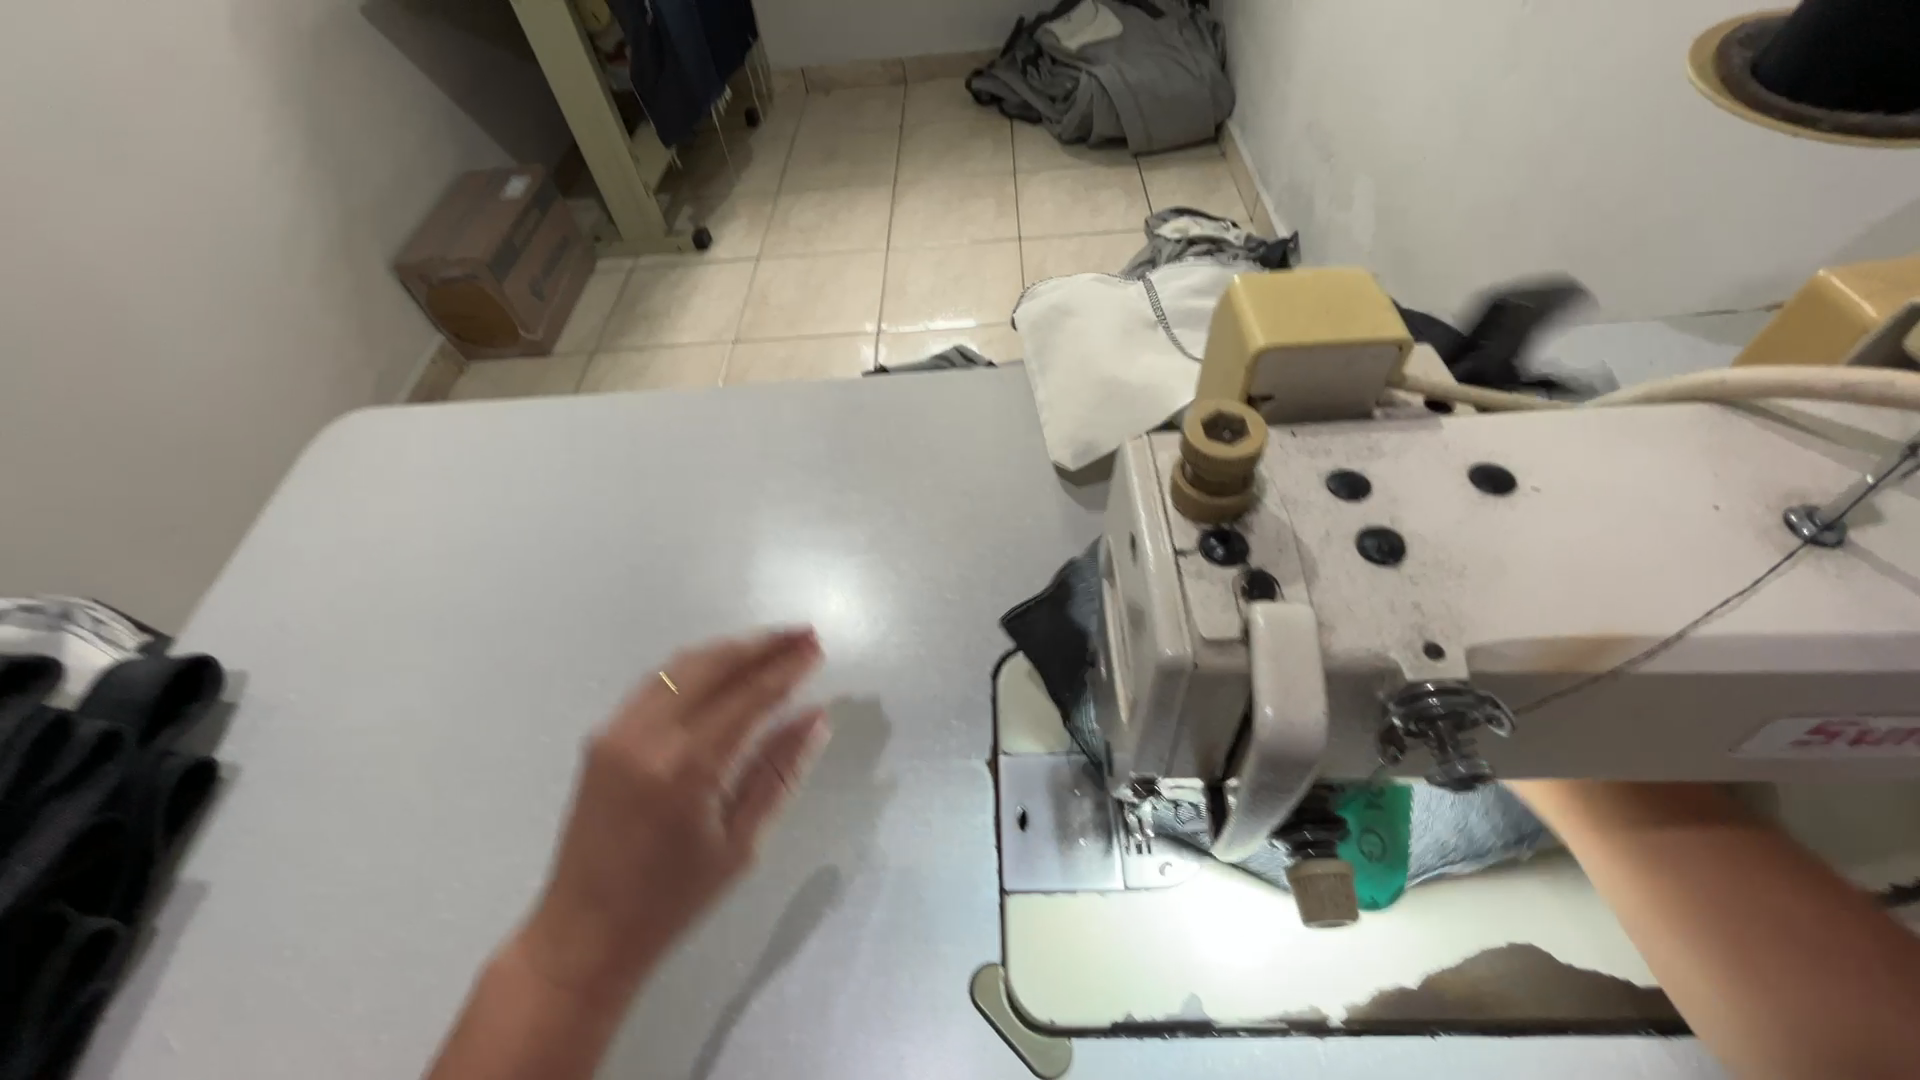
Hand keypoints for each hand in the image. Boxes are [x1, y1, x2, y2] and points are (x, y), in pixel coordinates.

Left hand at [516, 628, 829, 1003]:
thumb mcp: (742, 844)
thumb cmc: (673, 900)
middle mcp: (648, 736)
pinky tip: (722, 669)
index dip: (787, 668)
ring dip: (729, 649)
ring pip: (681, 666)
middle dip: (762, 644)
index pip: (749, 697)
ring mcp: (617, 730)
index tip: (816, 649)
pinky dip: (695, 667)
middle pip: (713, 665)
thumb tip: (816, 717)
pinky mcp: (601, 736)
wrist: (583, 932)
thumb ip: (779, 772)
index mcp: (688, 768)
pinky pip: (656, 683)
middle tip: (803, 634)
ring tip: (771, 644)